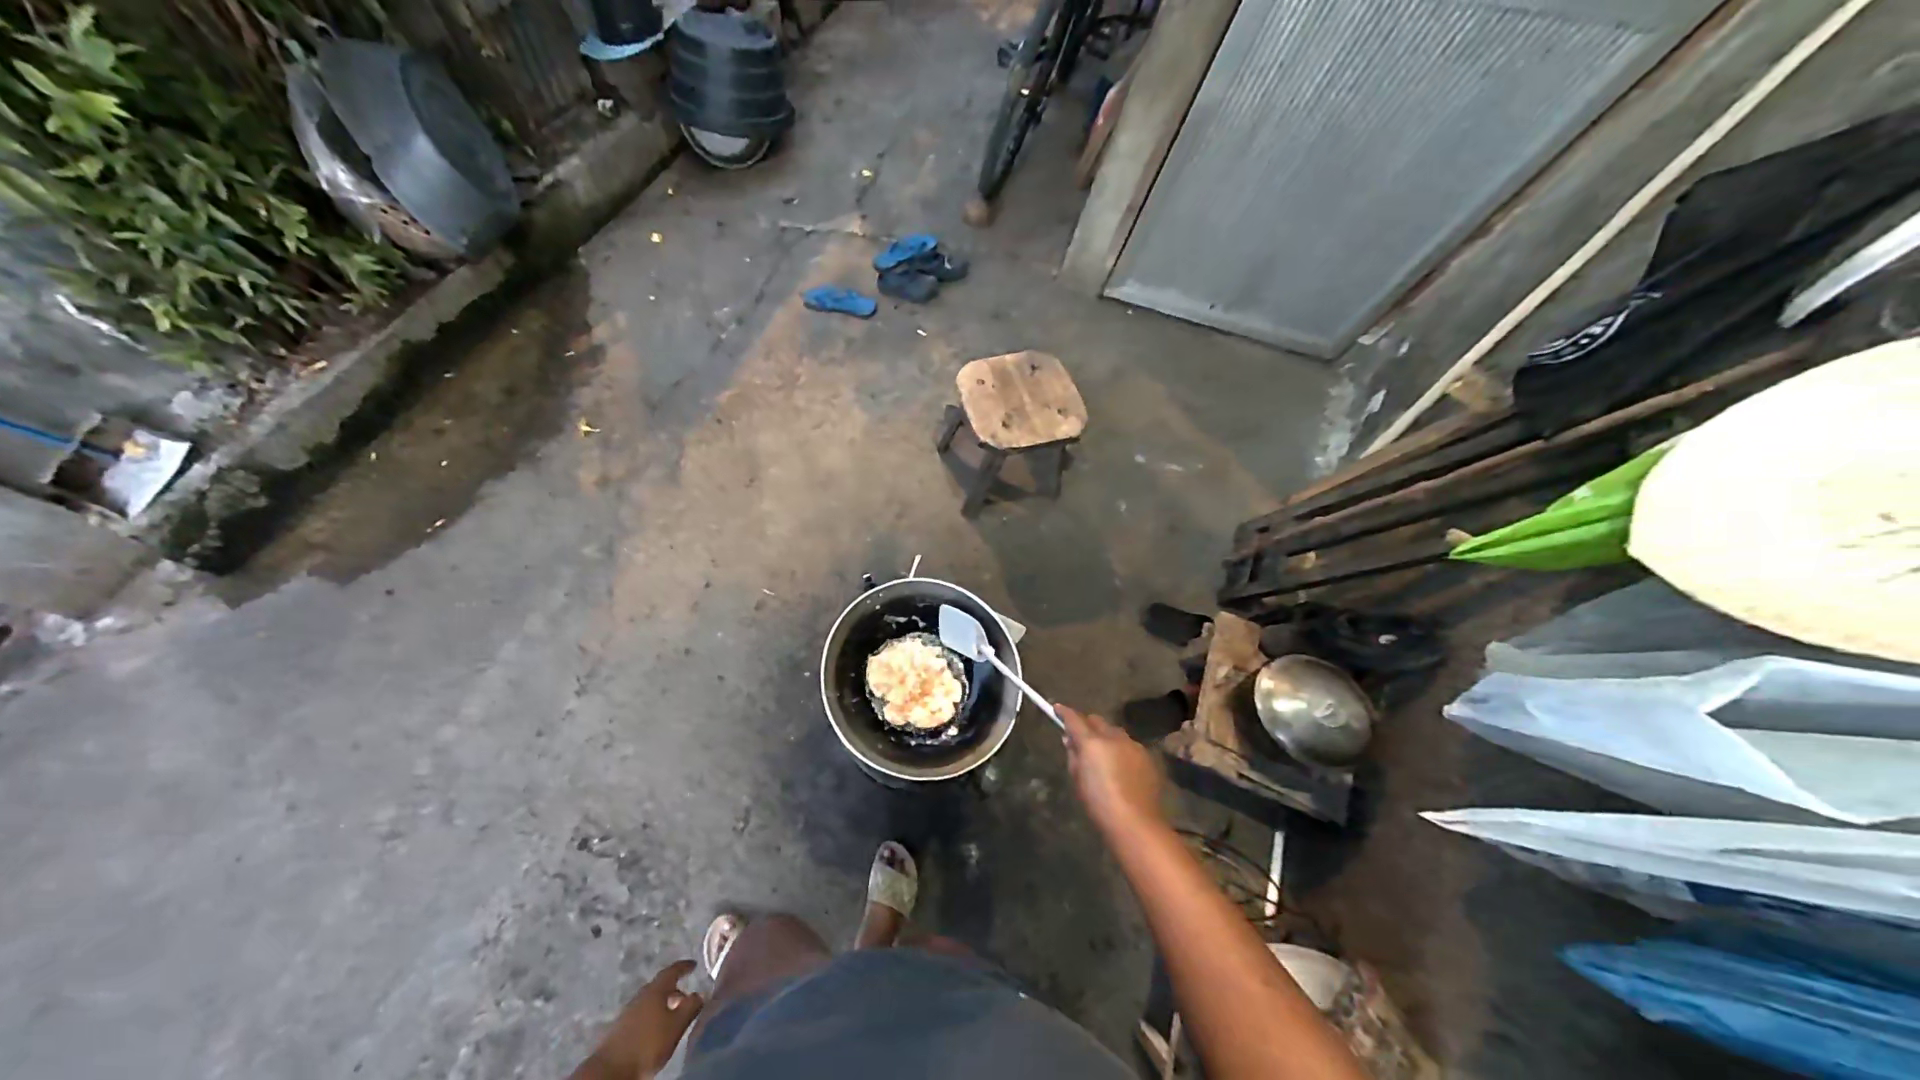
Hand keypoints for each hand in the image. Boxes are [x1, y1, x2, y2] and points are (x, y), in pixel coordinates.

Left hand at [579, 959, 703, 1079]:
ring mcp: (628, 1012)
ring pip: (650, 1001)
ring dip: (663, 1003)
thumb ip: (690, 1007)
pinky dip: (653, 1014)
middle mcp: (641, 996)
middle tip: (686, 996)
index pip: (671, 971)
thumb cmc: (648, 1043)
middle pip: (660, 986)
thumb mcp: (676, 1026)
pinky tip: (657, 1028)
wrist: (611, 1070)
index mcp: (655, 990)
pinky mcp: (621, 1028)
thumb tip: (700, 992)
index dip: (684, 967)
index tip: (694, 965)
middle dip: (674, 988)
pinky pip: (642, 1013)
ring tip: (674, 1014)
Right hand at [1059, 705, 1165, 836]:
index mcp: (1093, 742)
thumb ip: (1073, 755)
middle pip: (1097, 721)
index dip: (1064, 712)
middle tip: (1080, 738)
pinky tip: (1120, 768)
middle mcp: (1114, 737)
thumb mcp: (1077, 779)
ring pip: (1115, 732)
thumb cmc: (1098, 803)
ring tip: (1102, 755)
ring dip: (1106, 737)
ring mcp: (1133, 745)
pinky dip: (1121, 750)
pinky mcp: (1147, 757)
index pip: (1075, 719)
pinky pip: (1129, 746)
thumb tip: (1071, 740)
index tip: (1057, 709)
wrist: (1135, 822)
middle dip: (1087, 725)